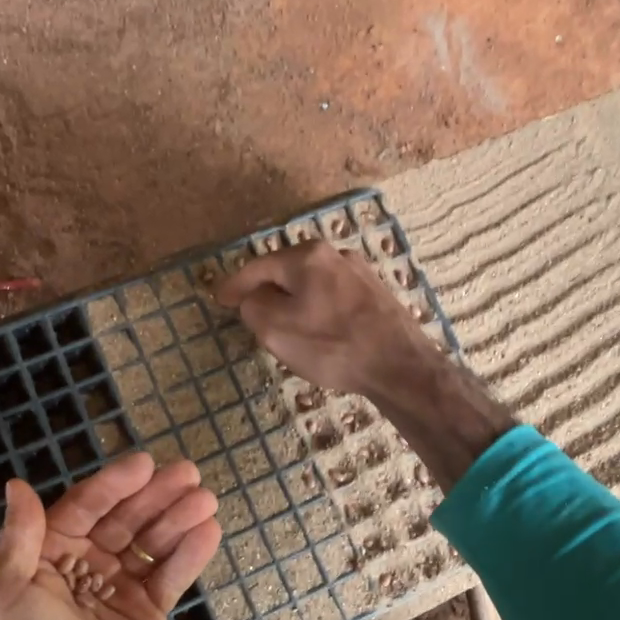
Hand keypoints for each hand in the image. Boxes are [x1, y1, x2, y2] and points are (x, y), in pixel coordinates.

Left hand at [0, 453, 220, 619]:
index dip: (113, 484)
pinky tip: (209, 531)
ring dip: (177, 517)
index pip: (85, 507)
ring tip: (205, 499)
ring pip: (151, 541)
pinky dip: (190, 553)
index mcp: (50, 554)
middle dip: (155, 495)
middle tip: (188, 473)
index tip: (144, 464)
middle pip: (125, 518)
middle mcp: (86, 563)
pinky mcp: (149, 611)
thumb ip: (17, 539)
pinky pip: (170, 575)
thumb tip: (16, 484)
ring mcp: (120, 586)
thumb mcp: (6, 595)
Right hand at [215, 240, 516, 490]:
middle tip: (248, 312)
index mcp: (305, 256)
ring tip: (281, 325)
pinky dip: (316, 309)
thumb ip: (253, 306)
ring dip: (292, 302)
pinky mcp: (376, 294)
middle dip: (265, 291)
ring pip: (311, 284)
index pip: (257, 267)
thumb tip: (254, 298)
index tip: (219, 299)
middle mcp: (334, 254)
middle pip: (285, 272)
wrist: (399, 365)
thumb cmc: (331, 345)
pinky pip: (332, 297)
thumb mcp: (274, 329)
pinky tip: (317, 331)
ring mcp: (359, 272)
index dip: (233, 286)